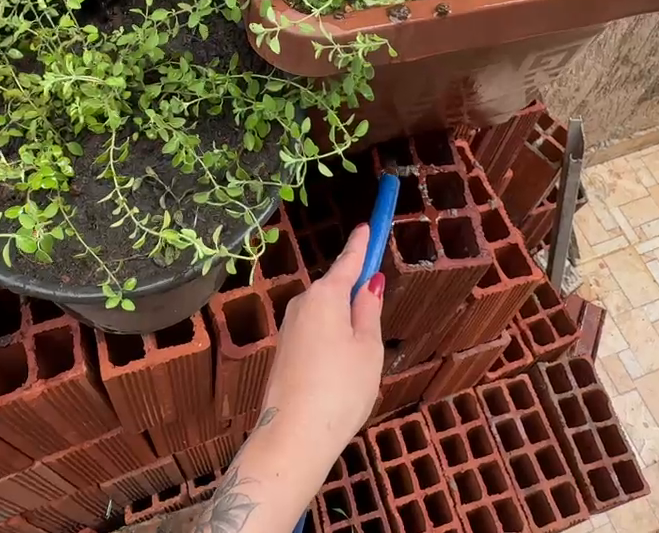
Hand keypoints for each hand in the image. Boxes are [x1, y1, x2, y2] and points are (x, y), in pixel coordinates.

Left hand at [258, 223, 385, 455]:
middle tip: (374, 315)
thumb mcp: (367, 348)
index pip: (349, 261)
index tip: (367, 224)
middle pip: (335, 287)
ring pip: (325, 312)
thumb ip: (368, 310)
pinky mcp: (284, 348)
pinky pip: (315, 330)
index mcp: (326, 295)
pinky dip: (330, 338)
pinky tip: (339, 371)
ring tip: (359, 363)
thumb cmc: (340, 388)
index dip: (361, 243)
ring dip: (343, 322)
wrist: (293, 435)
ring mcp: (290, 325)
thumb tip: (370, 282)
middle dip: (355, 293)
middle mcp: (303, 302)